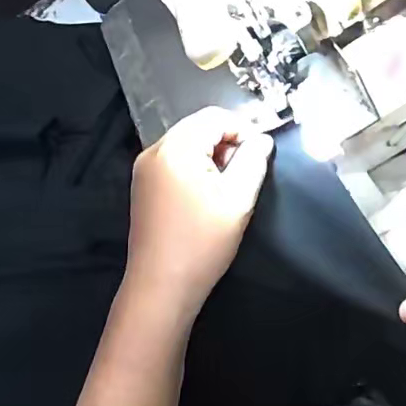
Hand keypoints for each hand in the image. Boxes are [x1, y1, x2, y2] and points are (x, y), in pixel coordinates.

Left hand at [125, 106, 273, 318]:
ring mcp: (144, 168)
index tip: (260, 153)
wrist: (160, 288)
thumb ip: (253, 161)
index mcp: (175, 149)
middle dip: (227, 141)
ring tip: (228, 185)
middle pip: (198, 126)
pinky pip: (174, 159)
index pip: (214, 117)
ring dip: (212, 154)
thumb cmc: (201, 244)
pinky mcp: (143, 185)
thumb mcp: (238, 200)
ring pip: (187, 142)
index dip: (242, 128)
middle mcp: (154, 151)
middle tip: (246, 170)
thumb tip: (262, 140)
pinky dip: (195, 165)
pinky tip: (207, 193)